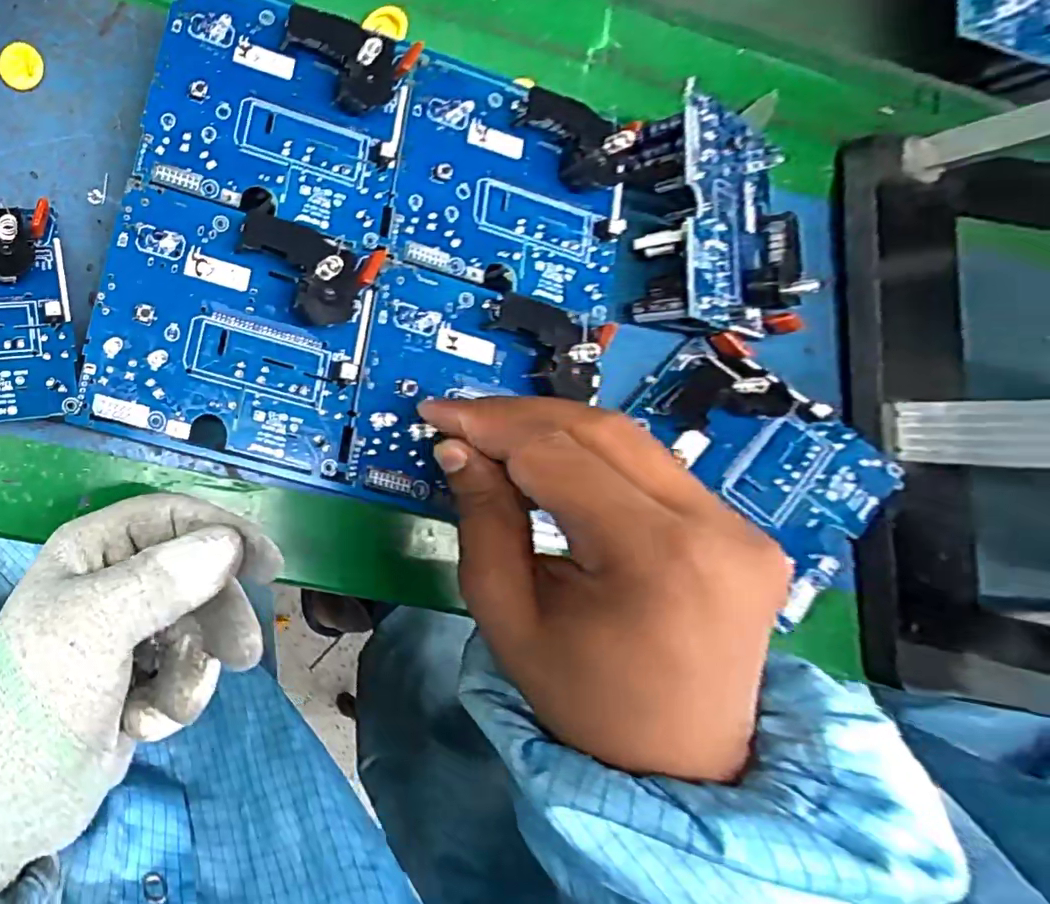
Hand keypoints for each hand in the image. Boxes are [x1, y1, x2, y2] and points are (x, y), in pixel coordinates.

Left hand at [0, 494, 281, 891]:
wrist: (5, 797)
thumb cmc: (41, 691)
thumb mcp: (97, 624)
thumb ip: (161, 581)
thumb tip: (227, 542)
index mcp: (94, 549)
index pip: (170, 518)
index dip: (221, 531)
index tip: (269, 564)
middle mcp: (111, 582)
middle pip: (194, 576)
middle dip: (215, 616)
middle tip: (244, 654)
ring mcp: (125, 635)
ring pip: (195, 633)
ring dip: (188, 673)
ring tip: (154, 705)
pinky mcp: (136, 682)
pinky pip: (183, 676)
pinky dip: (171, 702)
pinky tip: (135, 724)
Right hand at [418, 396, 790, 783]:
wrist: (678, 758)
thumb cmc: (579, 694)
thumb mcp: (505, 609)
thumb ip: (483, 519)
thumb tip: (457, 450)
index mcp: (657, 557)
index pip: (556, 456)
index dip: (485, 426)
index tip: (434, 415)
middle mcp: (716, 529)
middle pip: (600, 431)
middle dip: (515, 414)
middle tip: (454, 415)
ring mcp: (739, 527)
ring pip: (628, 438)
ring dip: (548, 425)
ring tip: (487, 430)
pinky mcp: (738, 530)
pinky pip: (647, 465)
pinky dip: (584, 449)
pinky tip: (538, 456)